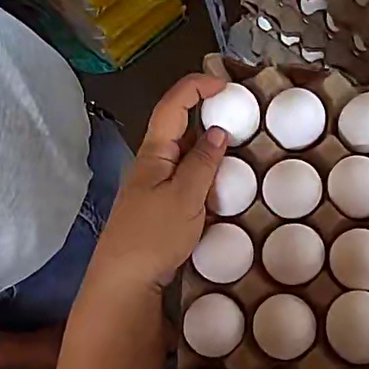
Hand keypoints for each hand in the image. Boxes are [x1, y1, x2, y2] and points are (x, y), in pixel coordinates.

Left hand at [87, 74, 230, 293]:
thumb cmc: (153, 236)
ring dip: (212, 149)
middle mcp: (153, 163)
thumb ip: (204, 163)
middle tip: (243, 119)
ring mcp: (157, 186)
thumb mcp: (185, 197)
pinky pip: (190, 179)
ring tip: (241, 152)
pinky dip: (209, 175)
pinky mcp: (164, 206)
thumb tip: (218, 132)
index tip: (226, 85)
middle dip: (209, 116)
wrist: (125, 282)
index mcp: (154, 153)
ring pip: (187, 156)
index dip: (197, 87)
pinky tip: (225, 187)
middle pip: (180, 127)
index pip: (173, 105)